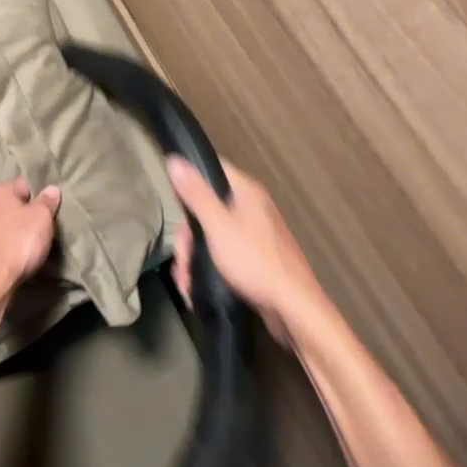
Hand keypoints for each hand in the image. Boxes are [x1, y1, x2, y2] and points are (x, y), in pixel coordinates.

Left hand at [0, 177, 60, 295]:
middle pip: (7, 203)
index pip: (23, 185)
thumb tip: (52, 189)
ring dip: (6, 227)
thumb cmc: (19, 243)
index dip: (36, 199)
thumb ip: (47, 201)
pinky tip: (4, 254)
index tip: (43, 215)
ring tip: (19, 245)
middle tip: (34, 230)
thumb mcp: (42, 219)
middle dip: (20, 213)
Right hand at [167, 157, 327, 335]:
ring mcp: (253, 235)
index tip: (174, 203)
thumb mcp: (218, 226)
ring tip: (187, 281)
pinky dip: (208, 267)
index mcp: (246, 192)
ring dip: (193, 258)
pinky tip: (197, 287)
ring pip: (211, 236)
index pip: (213, 169)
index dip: (190, 180)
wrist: (291, 307)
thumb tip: (175, 159)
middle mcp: (251, 208)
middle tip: (183, 257)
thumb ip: (196, 194)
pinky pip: (222, 254)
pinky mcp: (253, 259)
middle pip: (206, 209)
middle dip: (188, 237)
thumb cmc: (254, 260)